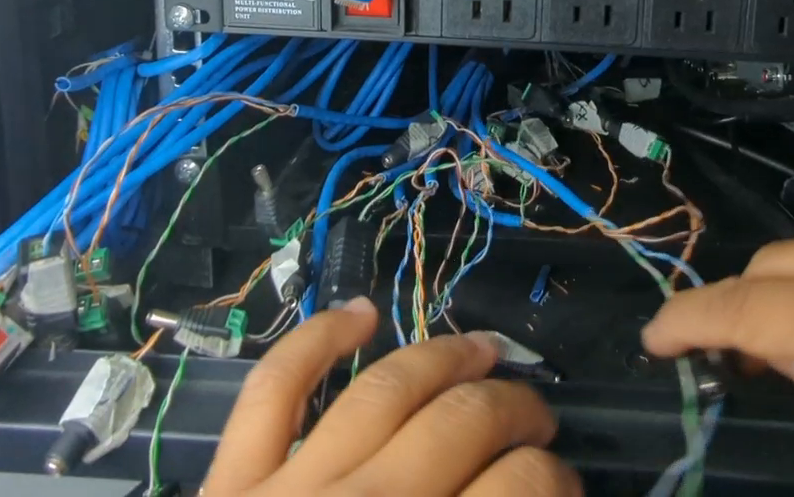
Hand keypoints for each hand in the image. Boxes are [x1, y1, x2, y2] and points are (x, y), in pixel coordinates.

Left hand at [203, 297, 581, 495]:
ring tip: (486, 349)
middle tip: (540, 418)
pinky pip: (274, 389)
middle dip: (517, 410)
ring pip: (385, 390)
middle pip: (460, 425)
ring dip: (446, 357)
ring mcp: (288, 490)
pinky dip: (316, 340)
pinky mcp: (228, 485)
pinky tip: (360, 313)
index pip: (516, 492)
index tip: (565, 482)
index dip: (555, 479)